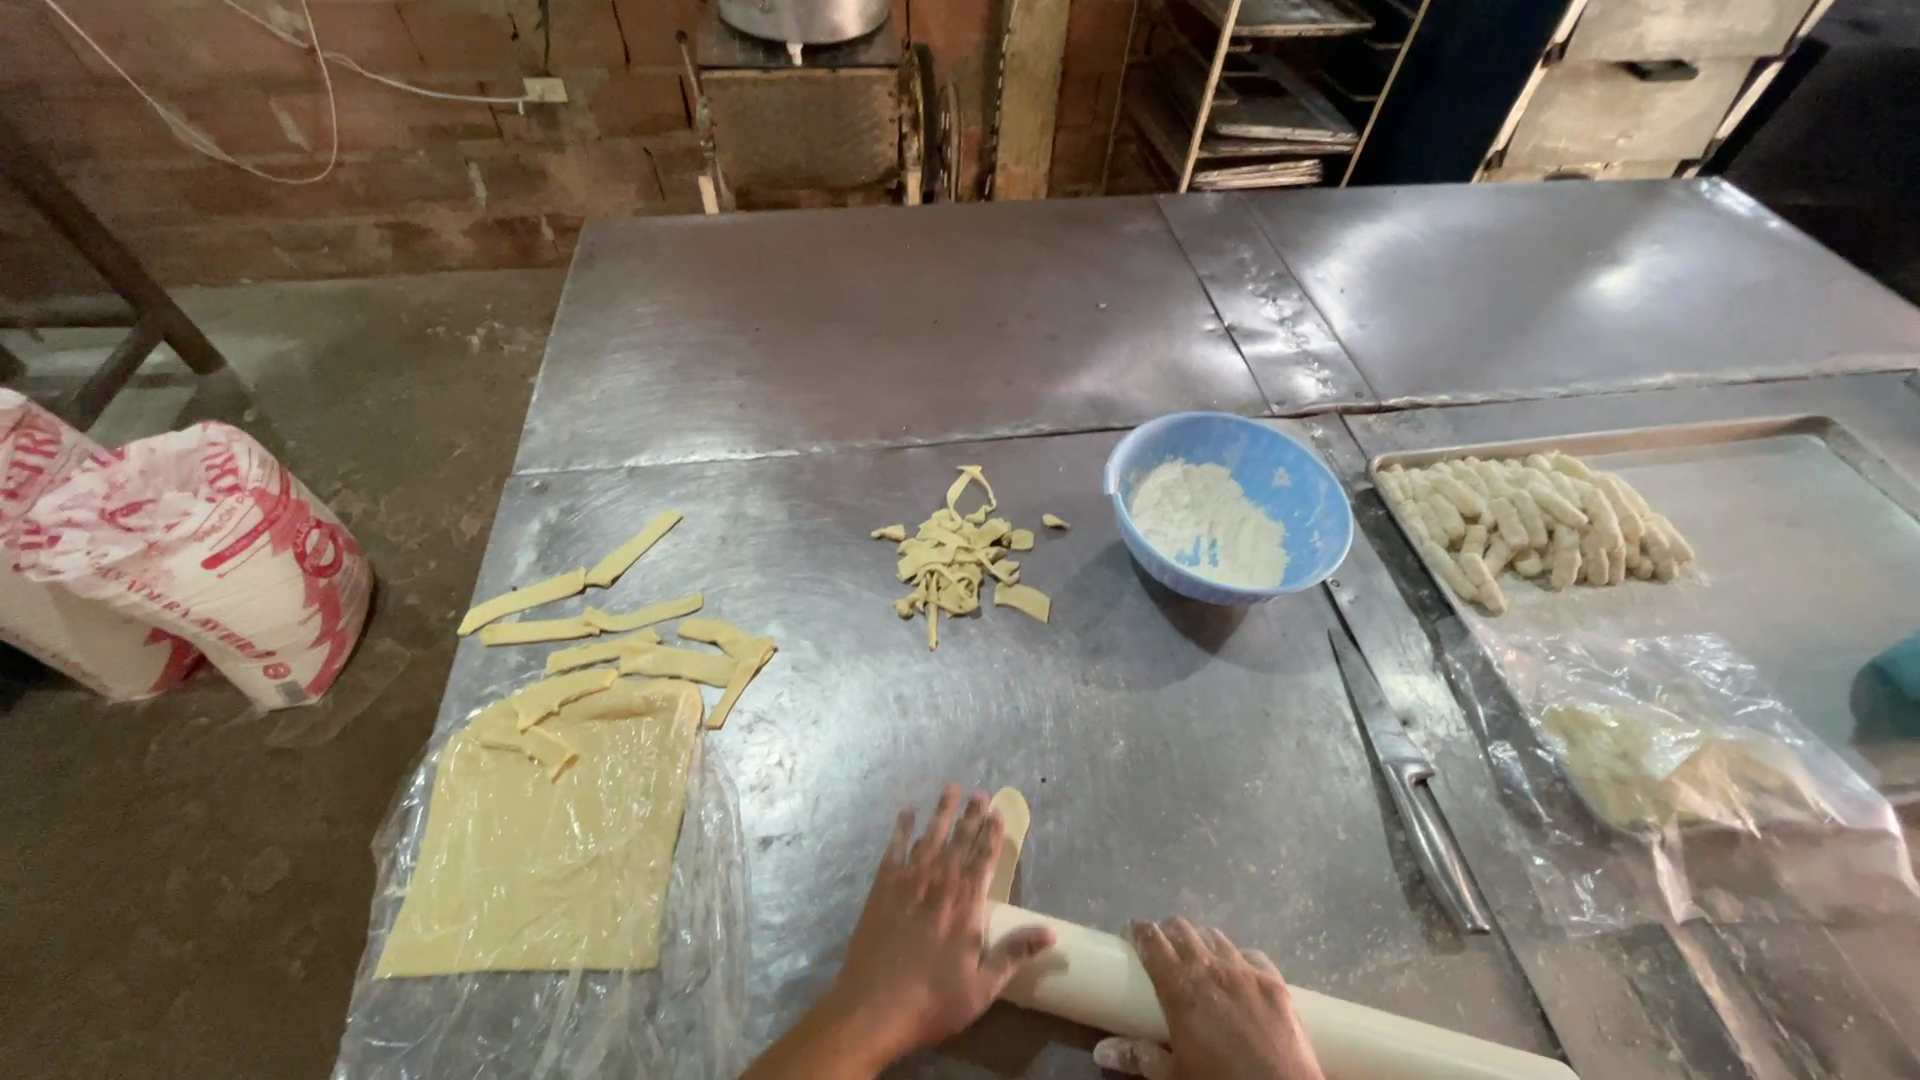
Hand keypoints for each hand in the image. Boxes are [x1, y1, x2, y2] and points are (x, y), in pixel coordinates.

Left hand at [822, 784, 1056, 1061]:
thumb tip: (1050, 933)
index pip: (983, 860)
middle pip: (958, 842)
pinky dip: (901, 830)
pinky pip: (894, 850)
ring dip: (941, 813)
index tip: (998, 812)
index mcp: (965, 906)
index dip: (992, 835)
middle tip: (980, 792)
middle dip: (971, 816)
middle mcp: (938, 885)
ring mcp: (907, 883)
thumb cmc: (932, 1001)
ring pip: (929, 838)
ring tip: (950, 788)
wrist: (872, 1008)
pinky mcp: (881, 889)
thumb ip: (1013, 954)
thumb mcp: (981, 988)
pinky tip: (906, 813)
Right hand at [1095, 918, 1325, 1079]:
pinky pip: (1252, 955)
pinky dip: (1239, 958)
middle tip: (1160, 949)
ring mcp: (1245, 971)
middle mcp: (1210, 967)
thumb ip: (1139, 1058)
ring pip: (1215, 937)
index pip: (1151, 940)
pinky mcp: (1275, 982)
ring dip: (1200, 941)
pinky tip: (1239, 974)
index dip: (1137, 932)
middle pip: (1181, 928)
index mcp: (1180, 987)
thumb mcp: (1174, 1078)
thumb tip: (1101, 1052)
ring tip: (1197, 958)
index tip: (1129, 937)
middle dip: (1166, 932)